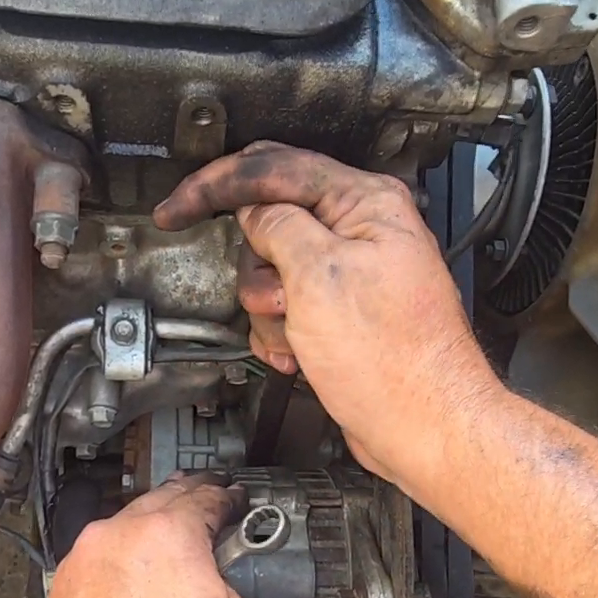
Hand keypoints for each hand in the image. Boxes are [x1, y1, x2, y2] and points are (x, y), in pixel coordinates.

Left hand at [30, 475, 260, 597]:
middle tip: (213, 515)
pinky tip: (148, 589)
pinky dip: (128, 567)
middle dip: (189, 506)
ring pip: (126, 534)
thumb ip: (231, 584)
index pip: (204, 496)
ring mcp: (79, 571)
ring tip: (184, 556)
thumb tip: (221, 578)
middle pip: (158, 503)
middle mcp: (111, 543)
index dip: (229, 497)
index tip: (235, 501)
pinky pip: (103, 566)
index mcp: (162, 538)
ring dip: (155, 537)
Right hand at [154, 142, 504, 485]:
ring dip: (271, 315)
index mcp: (364, 204)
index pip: (274, 169)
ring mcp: (349, 279)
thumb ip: (277, 228)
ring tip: (300, 338)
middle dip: (257, 271)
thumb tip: (253, 211)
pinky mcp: (340, 319)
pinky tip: (301, 357)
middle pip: (269, 227)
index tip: (176, 208)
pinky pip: (286, 314)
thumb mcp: (318, 277)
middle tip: (278, 300)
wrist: (421, 428)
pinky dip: (282, 337)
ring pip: (271, 277)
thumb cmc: (393, 361)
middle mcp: (360, 235)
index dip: (216, 185)